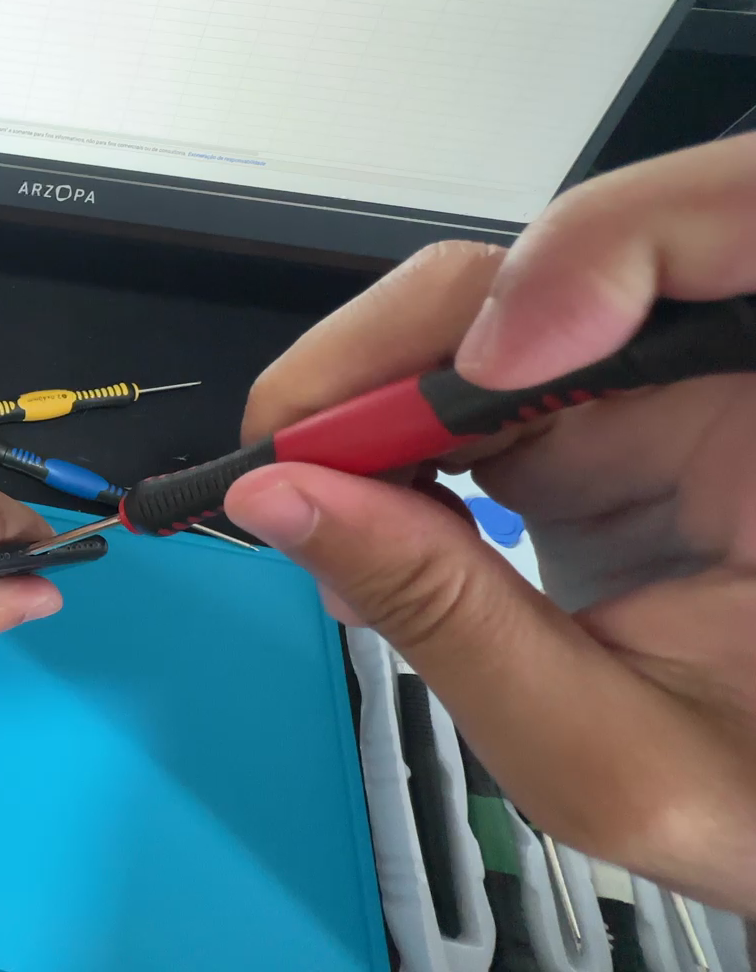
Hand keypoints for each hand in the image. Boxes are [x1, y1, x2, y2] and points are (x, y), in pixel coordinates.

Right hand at [224, 133, 755, 912]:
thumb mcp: (599, 749)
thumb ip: (437, 611)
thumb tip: (265, 494)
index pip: (722, 227)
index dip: (594, 252)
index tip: (496, 366)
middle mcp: (710, 378)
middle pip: (509, 279)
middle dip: (372, 366)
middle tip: (291, 471)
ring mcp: (628, 391)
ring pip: (439, 329)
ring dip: (346, 421)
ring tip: (325, 528)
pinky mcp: (562, 417)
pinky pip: (425, 389)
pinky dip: (362, 448)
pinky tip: (360, 522)